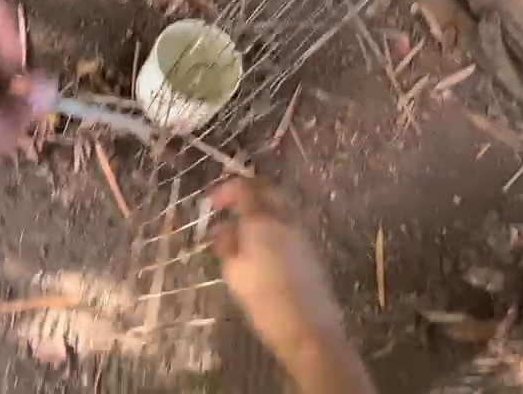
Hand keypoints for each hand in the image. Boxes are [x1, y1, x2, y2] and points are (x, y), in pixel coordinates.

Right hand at [211, 179, 374, 393]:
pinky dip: (271, 227)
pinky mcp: (310, 253)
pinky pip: (287, 227)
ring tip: (242, 232)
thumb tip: (222, 229)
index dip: (225, 189)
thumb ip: (226, 245)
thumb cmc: (265, 301)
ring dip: (260, 211)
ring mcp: (300, 236)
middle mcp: (283, 221)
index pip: (243, 187)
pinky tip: (261, 250)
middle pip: (266, 190)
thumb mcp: (234, 274)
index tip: (211, 204)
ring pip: (279, 208)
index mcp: (261, 221)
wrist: (311, 334)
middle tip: (229, 206)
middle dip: (246, 192)